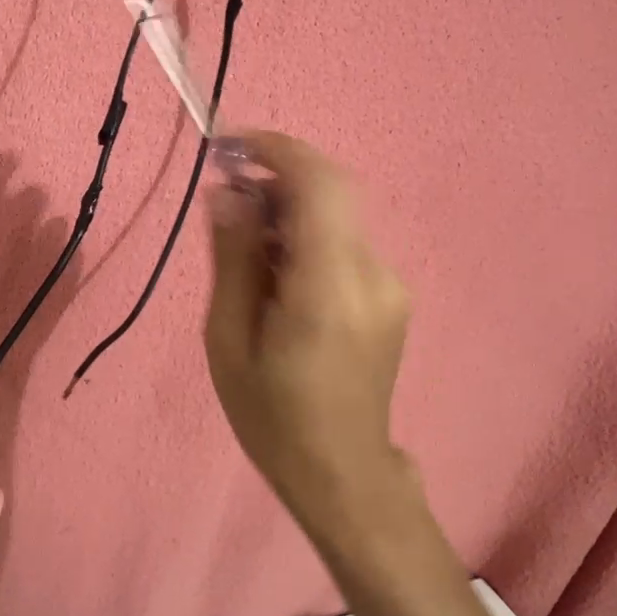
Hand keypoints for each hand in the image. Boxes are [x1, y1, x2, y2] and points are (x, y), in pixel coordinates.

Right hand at [202, 131, 409, 517]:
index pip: (319, 185)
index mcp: (327, 289)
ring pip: (338, 214)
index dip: (276, 149)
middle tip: (226, 193)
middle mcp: (372, 275)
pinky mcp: (390, 295)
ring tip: (243, 244)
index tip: (228, 144)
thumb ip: (233, 258)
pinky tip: (275, 272)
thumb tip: (226, 193)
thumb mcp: (227, 338)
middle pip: (333, 189)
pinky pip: (343, 241)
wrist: (341, 471)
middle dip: (278, 173)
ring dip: (289, 207)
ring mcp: (389, 285)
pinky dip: (306, 234)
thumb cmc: (270, 415)